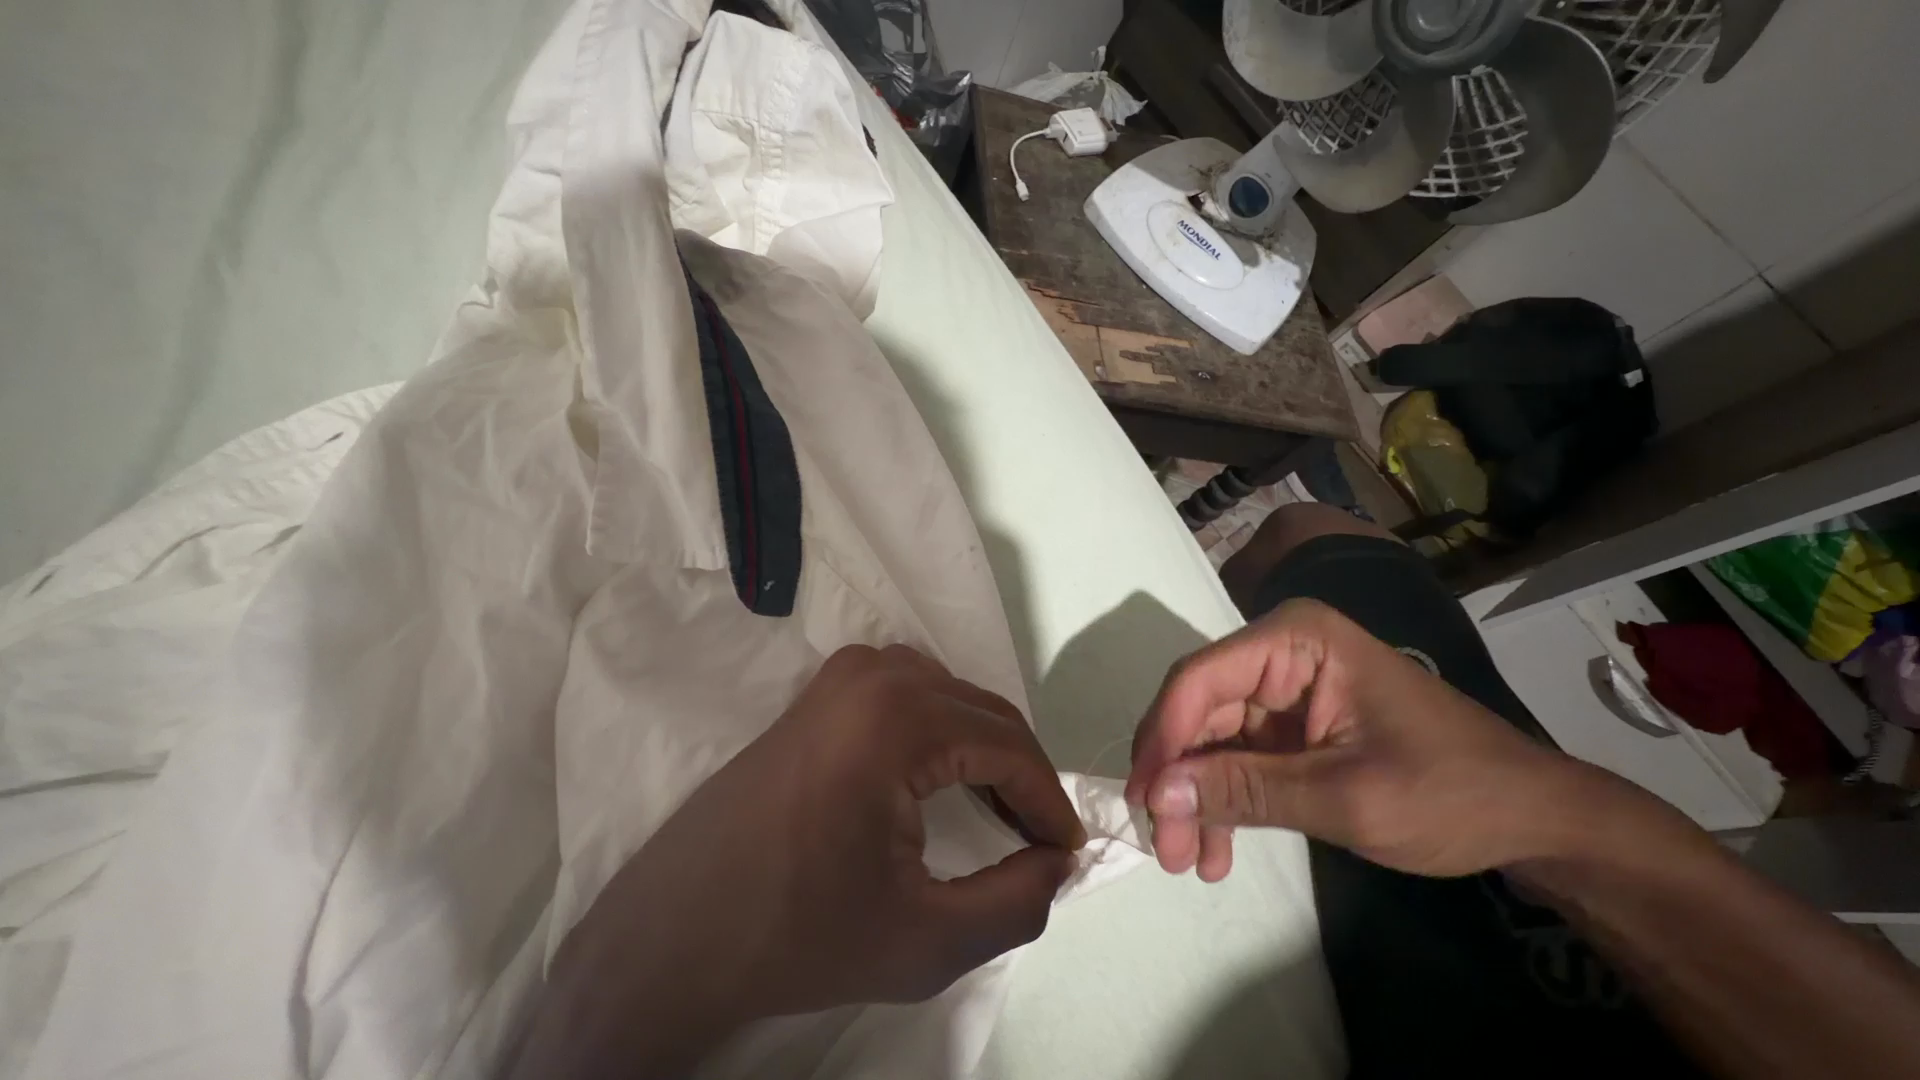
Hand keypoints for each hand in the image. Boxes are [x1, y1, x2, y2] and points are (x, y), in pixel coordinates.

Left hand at [515, 644, 1084, 1077]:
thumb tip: (1057, 862)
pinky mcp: (816, 694)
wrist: (676, 933)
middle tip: (1040, 843)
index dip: (1048, 802)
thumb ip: (1017, 902)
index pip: (1008, 745)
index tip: (1065, 853)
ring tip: (1000, 814)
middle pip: (982, 712)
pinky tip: (943, 778)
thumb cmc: (798, 935)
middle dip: (1021, 775)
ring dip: (984, 748)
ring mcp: (838, 676)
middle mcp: (872, 673)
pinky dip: (941, 730)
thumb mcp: (926, 942)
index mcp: (896, 718)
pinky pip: (907, 692)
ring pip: (948, 696)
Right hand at [1126, 599, 1607, 881]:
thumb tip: (1157, 792)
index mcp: (1297, 640)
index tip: (1146, 802)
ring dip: (1195, 799)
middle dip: (1177, 779)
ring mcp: (1284, 691)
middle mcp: (1281, 653)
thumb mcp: (1345, 796)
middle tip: (1164, 847)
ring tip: (1187, 861)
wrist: (1531, 819)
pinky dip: (1224, 804)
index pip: (1201, 679)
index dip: (1163, 738)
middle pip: (1197, 711)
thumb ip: (1246, 789)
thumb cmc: (1452, 792)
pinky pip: (1237, 760)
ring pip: (1209, 740)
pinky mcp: (1291, 728)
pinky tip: (1217, 853)